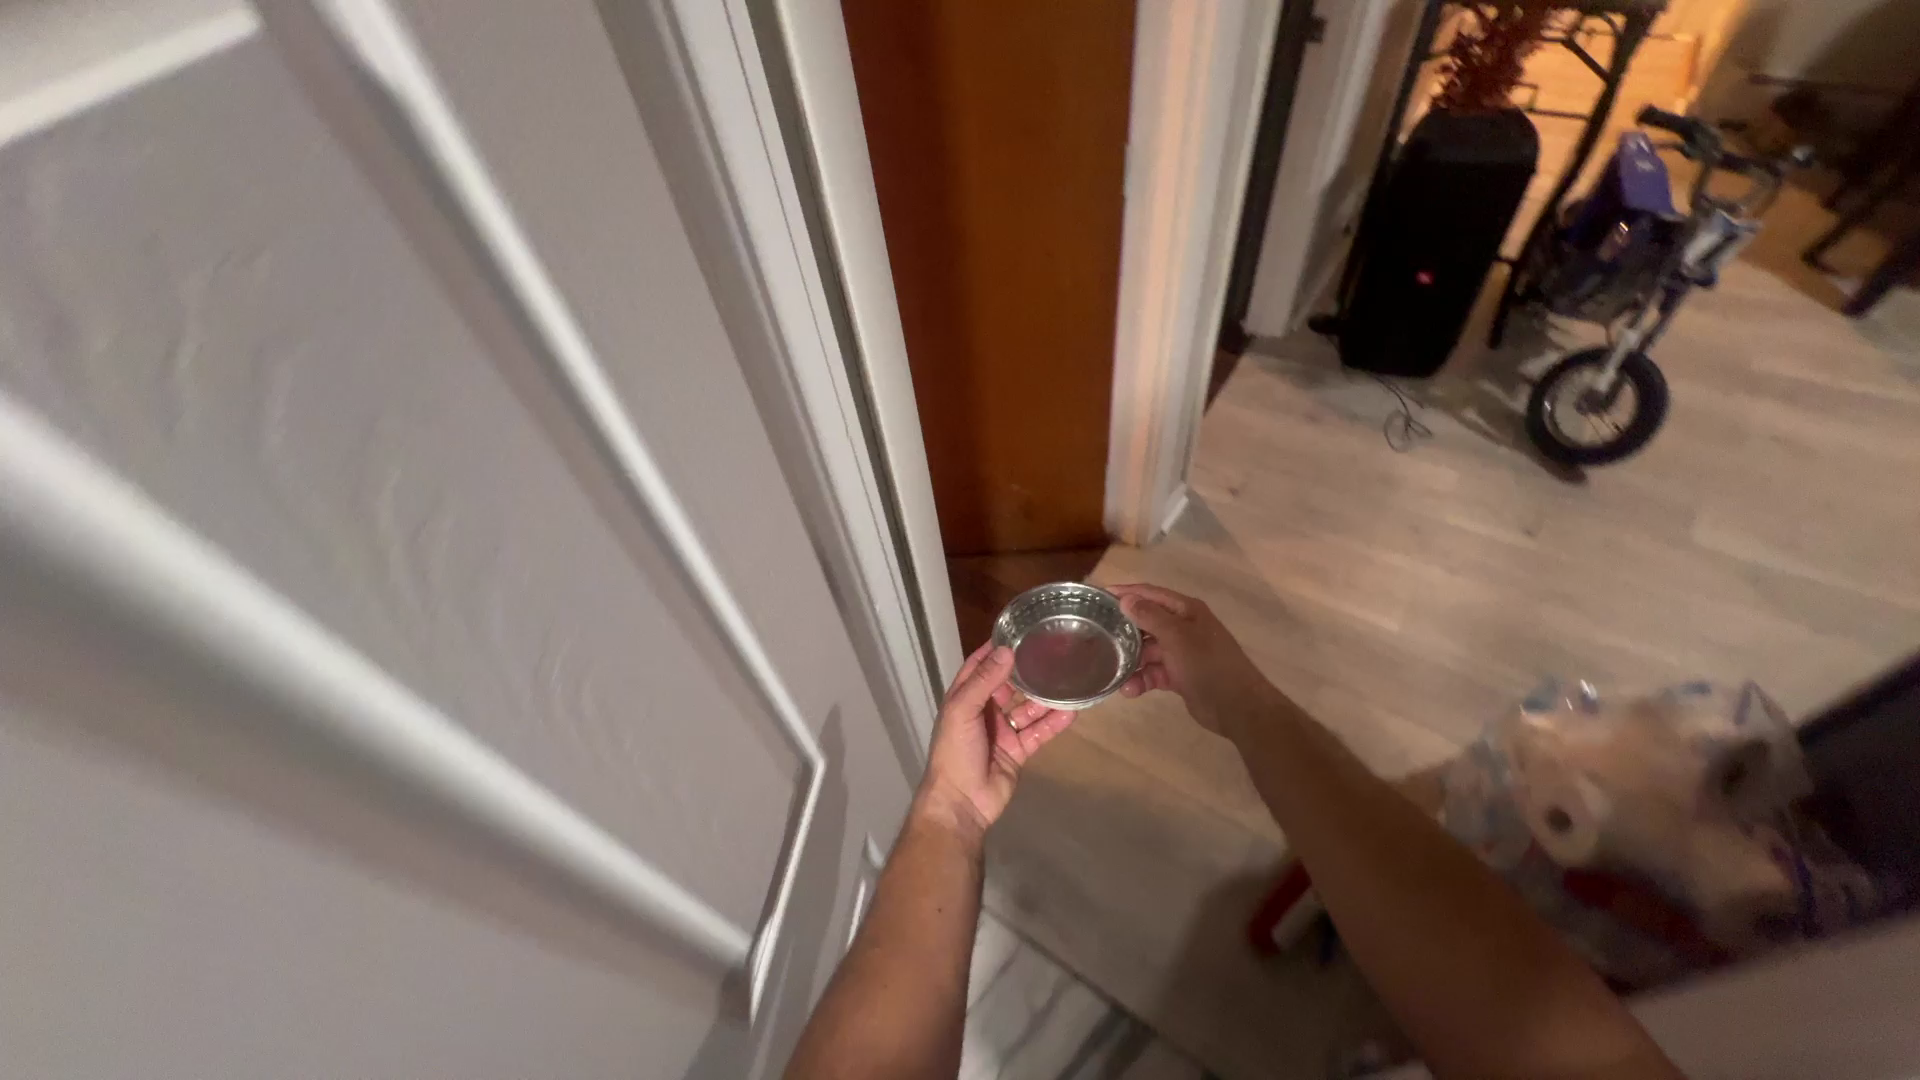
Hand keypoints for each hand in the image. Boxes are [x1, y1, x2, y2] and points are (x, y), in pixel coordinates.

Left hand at [914, 642, 1076, 839]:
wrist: (961, 802)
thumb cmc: (955, 751)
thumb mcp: (963, 710)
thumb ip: (985, 681)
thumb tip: (1006, 650)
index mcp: (965, 698)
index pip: (980, 665)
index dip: (996, 649)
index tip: (1018, 630)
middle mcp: (984, 711)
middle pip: (1008, 685)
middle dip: (1027, 672)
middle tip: (1054, 653)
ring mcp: (1001, 732)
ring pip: (1027, 709)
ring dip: (1045, 698)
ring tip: (1069, 681)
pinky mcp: (1017, 751)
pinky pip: (1037, 732)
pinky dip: (1053, 723)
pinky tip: (1070, 712)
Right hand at [1109, 583, 1275, 734]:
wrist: (1237, 707)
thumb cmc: (1208, 664)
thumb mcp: (1177, 636)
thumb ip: (1150, 616)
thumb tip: (1126, 599)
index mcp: (1186, 610)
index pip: (1150, 594)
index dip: (1125, 593)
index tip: (1098, 597)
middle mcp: (1183, 627)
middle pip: (1146, 623)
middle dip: (1124, 630)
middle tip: (1097, 636)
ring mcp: (1181, 653)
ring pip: (1147, 651)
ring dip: (1131, 661)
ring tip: (1113, 671)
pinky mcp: (1179, 676)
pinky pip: (1154, 672)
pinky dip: (1142, 680)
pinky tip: (1130, 690)